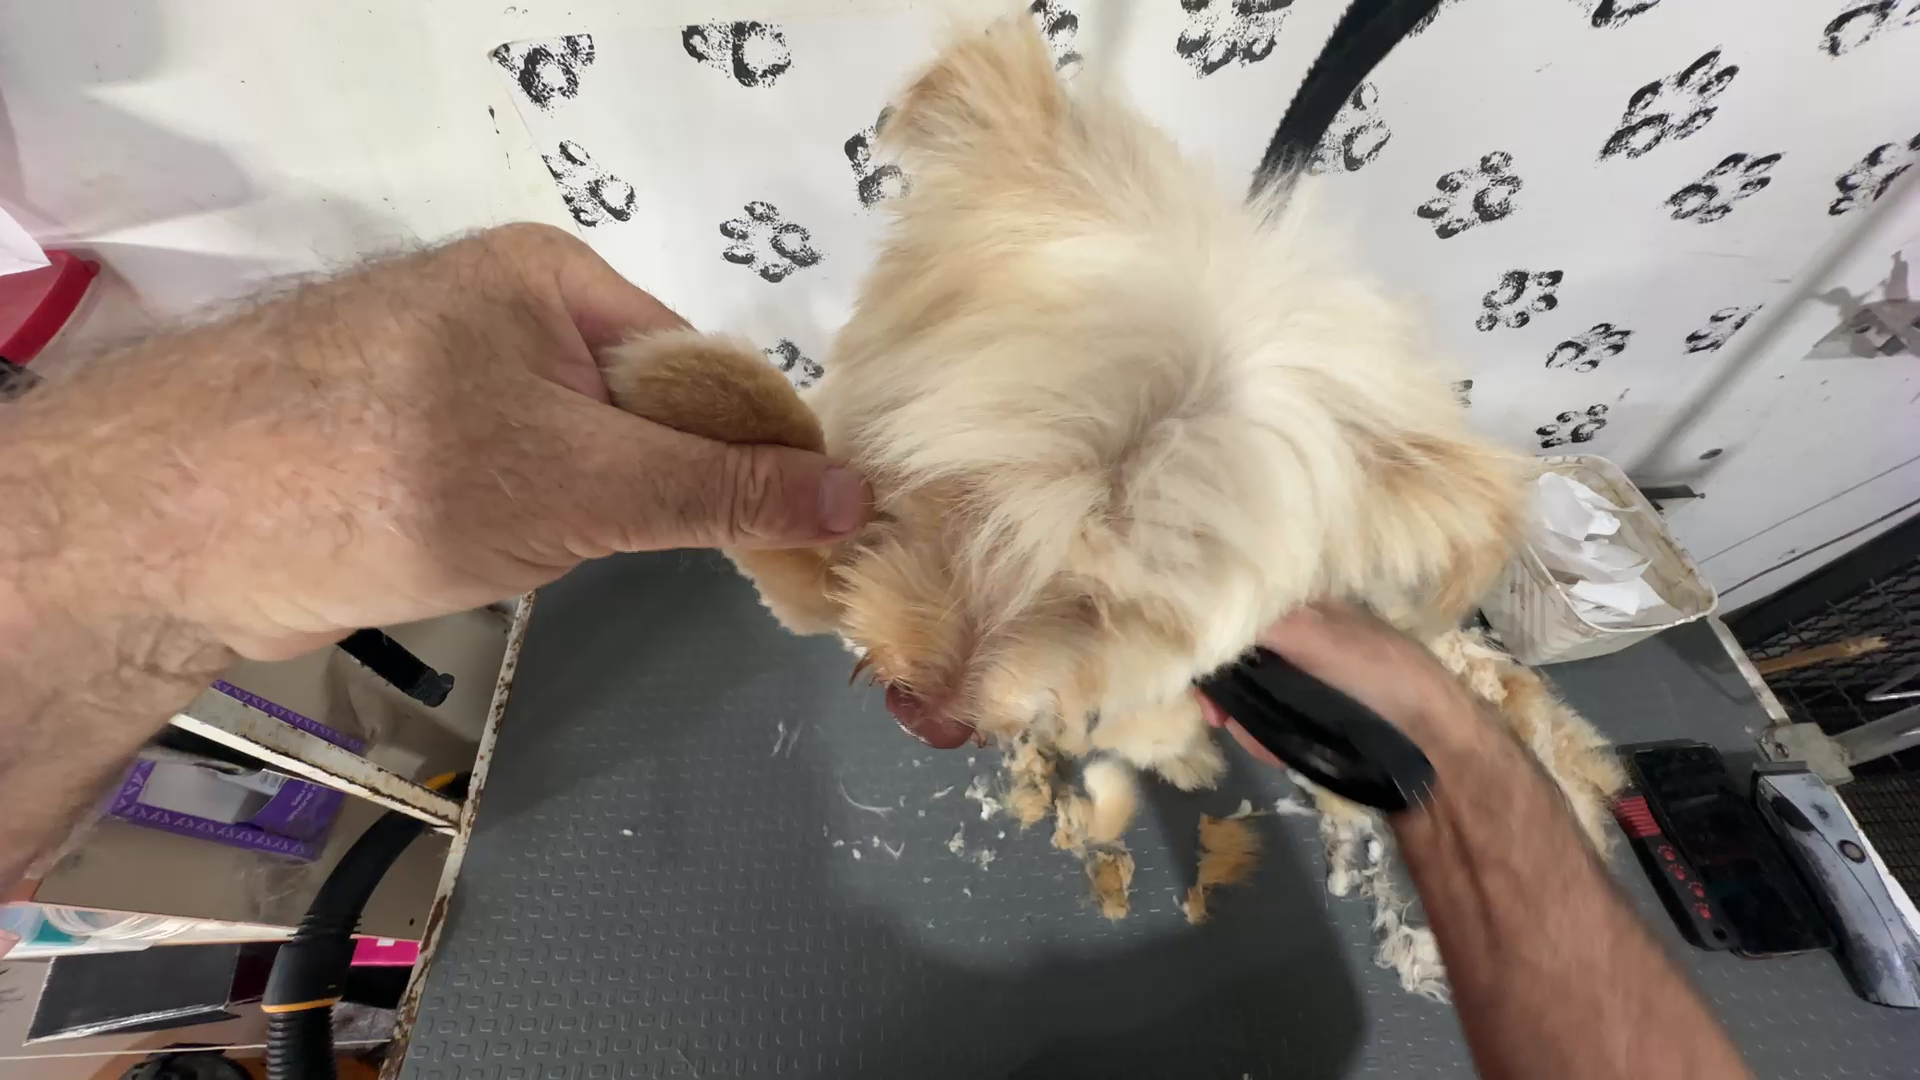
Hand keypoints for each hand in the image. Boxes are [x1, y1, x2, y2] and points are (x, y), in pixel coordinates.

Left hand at [1, 224, 868, 661]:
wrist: (152, 546)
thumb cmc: (392, 483)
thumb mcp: (592, 486)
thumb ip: (729, 492)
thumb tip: (856, 496)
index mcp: (559, 278)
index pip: (707, 366)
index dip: (753, 445)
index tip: (790, 518)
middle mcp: (516, 306)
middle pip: (656, 402)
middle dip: (682, 477)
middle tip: (700, 548)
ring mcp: (469, 364)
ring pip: (602, 437)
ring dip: (624, 497)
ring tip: (597, 542)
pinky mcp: (431, 422)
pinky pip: (545, 456)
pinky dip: (570, 503)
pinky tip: (547, 537)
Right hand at [1198, 603, 1492, 765]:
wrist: (1432, 748)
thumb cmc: (1376, 674)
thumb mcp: (1312, 634)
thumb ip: (1253, 621)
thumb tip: (1194, 601)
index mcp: (1296, 604)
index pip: (1232, 608)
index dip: (1208, 636)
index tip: (1194, 667)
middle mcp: (1292, 637)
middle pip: (1228, 657)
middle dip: (1222, 692)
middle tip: (1218, 716)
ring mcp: (1297, 679)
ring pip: (1241, 694)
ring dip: (1244, 722)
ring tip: (1268, 740)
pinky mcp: (1302, 715)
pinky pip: (1261, 722)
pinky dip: (1263, 739)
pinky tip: (1279, 750)